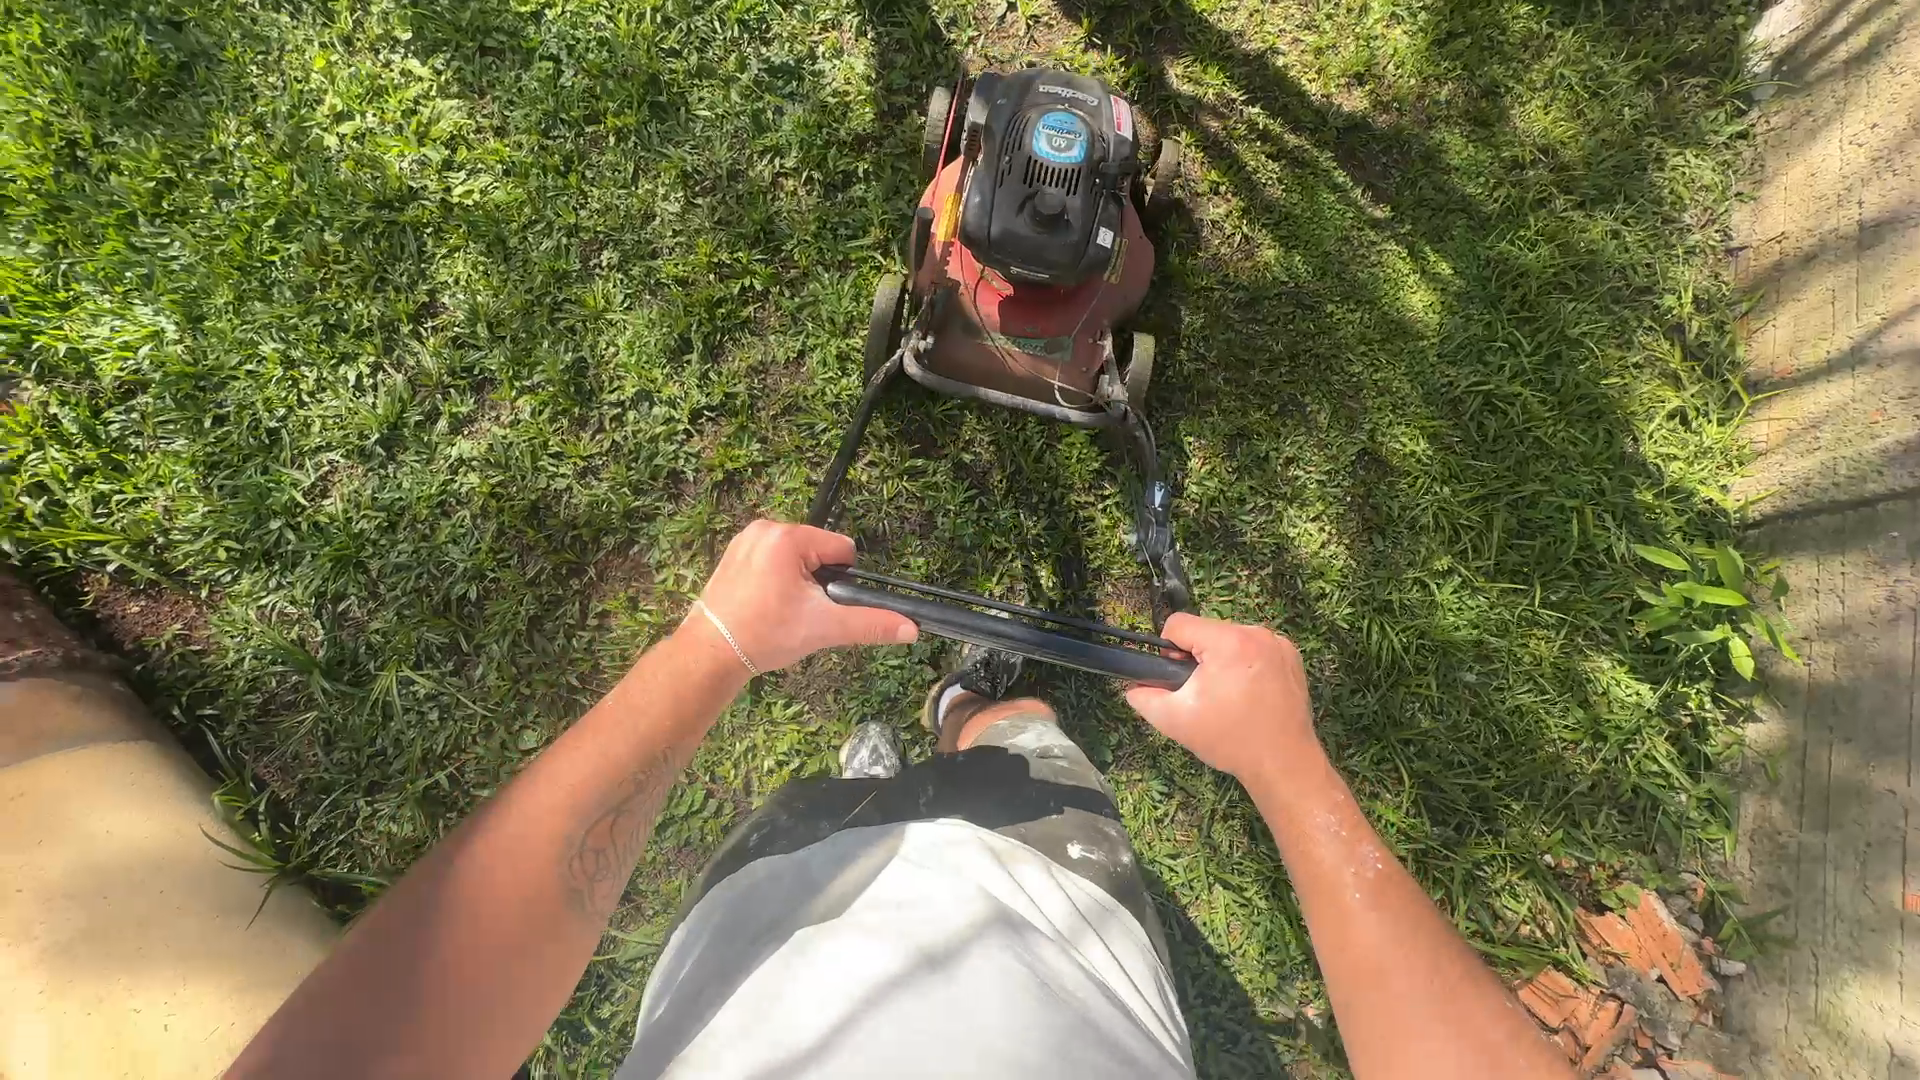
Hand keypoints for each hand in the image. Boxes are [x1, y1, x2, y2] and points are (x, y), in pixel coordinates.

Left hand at [693, 519, 917, 671]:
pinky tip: (765, 603)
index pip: (841, 548)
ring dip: (798, 580)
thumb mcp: (824, 627)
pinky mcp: (734, 552)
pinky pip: (773, 558)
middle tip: (797, 611)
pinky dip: (776, 578)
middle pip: (818, 550)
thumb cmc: (765, 635)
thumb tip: (911, 628)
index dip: (839, 579)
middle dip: (817, 580)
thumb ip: (871, 624)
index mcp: (787, 538)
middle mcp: (765, 528)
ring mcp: (746, 539)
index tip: (818, 604)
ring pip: (796, 556)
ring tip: (780, 609)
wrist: (711, 653)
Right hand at [1124, 612, 1319, 783]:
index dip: (1169, 650)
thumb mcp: (1175, 720)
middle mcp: (1256, 634)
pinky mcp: (1292, 657)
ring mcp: (1278, 644)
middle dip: (1197, 656)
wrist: (1283, 764)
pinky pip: (1254, 648)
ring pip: (1229, 638)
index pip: (1179, 624)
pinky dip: (1245, 663)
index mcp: (1228, 642)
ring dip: (1221, 659)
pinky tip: (1249, 692)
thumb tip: (1133, 687)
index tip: (1181, 678)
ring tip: (1227, 695)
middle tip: (1204, 693)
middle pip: (1206, 631)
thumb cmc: (1229, 739)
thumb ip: (1144, 697)